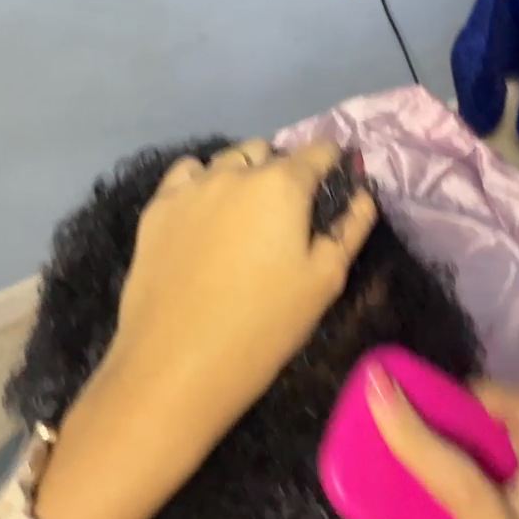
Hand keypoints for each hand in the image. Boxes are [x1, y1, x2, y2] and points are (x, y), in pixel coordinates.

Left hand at [33, 139, 375, 518]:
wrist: (174, 368)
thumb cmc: (263, 326)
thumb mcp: (325, 281)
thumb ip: (351, 228)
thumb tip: (362, 195)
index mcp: (283, 184)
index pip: (320, 151)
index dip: (334, 164)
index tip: (336, 187)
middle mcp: (236, 172)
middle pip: (270, 151)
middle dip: (286, 170)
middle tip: (289, 215)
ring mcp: (191, 187)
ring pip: (228, 160)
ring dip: (244, 174)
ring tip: (245, 216)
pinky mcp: (156, 208)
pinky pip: (187, 175)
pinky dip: (202, 183)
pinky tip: (204, 217)